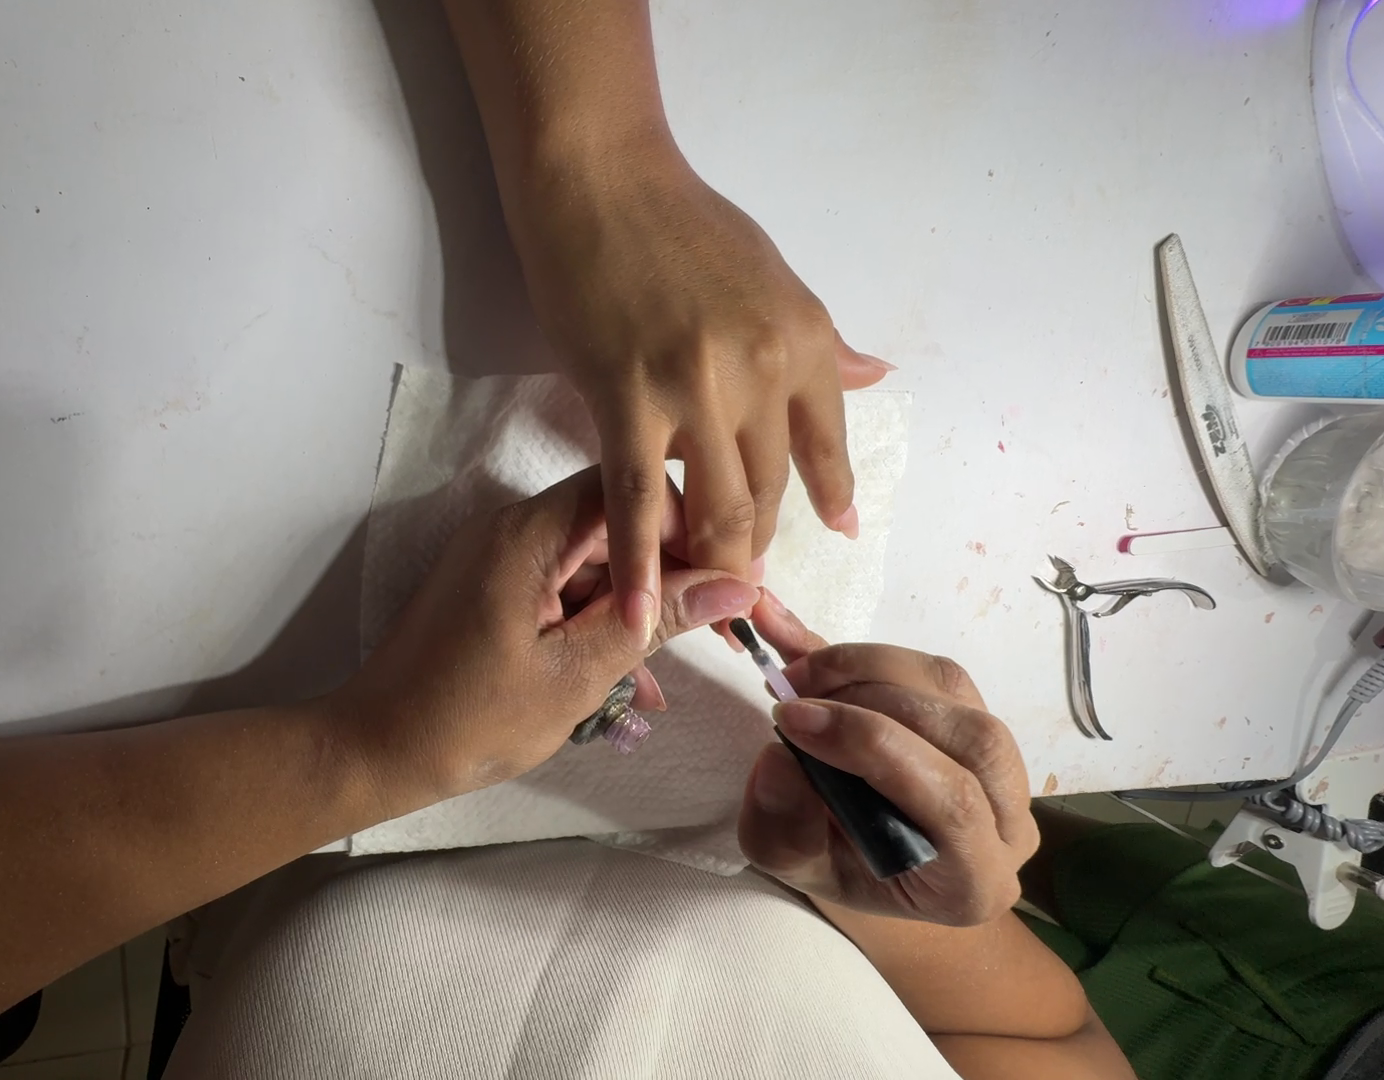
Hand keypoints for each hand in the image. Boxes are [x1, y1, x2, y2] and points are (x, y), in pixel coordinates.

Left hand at [333, 467, 757, 802]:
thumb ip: (652, 621)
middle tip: (719, 626)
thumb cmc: (471, 719)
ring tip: (672, 668)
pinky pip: (559, 587)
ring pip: (588, 560)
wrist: (380, 747)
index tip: (729, 578)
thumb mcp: (575, 675)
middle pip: (609, 523)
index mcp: (524, 536)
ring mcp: (496, 558)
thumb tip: (731, 586)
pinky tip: (628, 677)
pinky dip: (593, 620)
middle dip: (665, 574)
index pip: (624, 489)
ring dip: (632, 607)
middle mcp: (508, 530)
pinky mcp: (490, 587)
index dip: (684, 525)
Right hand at [510, 149, 891, 636]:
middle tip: (735, 583)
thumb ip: (816, 342)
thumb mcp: (770, 277)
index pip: (823, 448)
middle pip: (765, 492)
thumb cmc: (677, 228)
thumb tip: (871, 376)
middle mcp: (761, 372)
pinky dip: (639, 565)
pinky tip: (639, 614)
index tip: (824, 540)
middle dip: (753, 547)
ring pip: (712, 505)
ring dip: (707, 563)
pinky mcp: (626, 402)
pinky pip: (636, 498)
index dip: (825, 502)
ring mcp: (695, 390)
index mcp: (801, 340)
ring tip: (697, 600)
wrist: (601, 185)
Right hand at [736, 592, 1038, 926]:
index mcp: (971, 879)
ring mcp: (998, 765)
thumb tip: (781, 758)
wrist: (853, 850)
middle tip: (789, 690)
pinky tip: (811, 659)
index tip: (789, 718)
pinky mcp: (970, 718)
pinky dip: (865, 656)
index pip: (953, 803)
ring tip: (798, 676)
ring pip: (952, 689)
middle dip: (869, 697)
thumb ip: (781, 825)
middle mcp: (1006, 822)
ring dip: (865, 667)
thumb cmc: (827, 863)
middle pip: (970, 735)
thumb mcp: (783, 860)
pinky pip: (931, 670)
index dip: (871, 745)